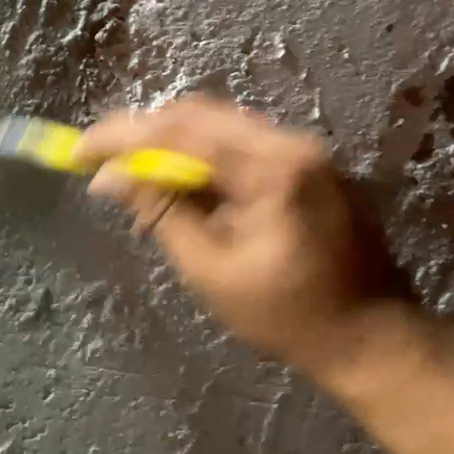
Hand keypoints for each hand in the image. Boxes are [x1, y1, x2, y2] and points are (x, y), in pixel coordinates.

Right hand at [78, 97, 413, 377]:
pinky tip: (175, 187)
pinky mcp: (306, 167)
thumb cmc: (288, 315)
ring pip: (215, 126)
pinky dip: (196, 157)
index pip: (179, 131)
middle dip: (140, 132)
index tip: (78, 150)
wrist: (375, 338)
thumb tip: (108, 178)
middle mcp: (291, 145)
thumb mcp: (210, 268)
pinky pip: (237, 145)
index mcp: (272, 170)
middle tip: (98, 159)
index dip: (120, 136)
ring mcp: (304, 152)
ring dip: (166, 144)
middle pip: (197, 115)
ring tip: (130, 177)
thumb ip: (160, 213)